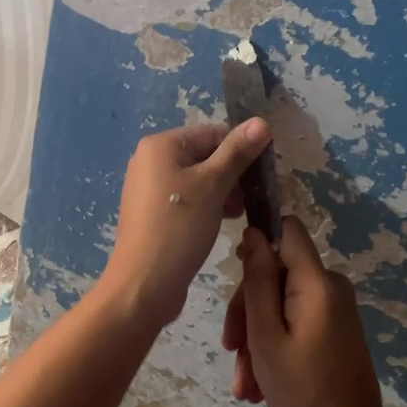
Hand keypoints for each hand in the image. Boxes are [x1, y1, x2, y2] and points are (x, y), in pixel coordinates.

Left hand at [99, 120, 272, 328]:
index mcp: (161, 144)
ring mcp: (149, 187)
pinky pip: (186, 198)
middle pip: (203, 155)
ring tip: (238, 213)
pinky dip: (206, 205)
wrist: (143, 285)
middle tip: (250, 199)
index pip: (212, 134)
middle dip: (231, 174)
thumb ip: (237, 153)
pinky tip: (221, 222)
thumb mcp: (213, 186)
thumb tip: (261, 122)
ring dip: (222, 192)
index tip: (262, 176)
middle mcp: (150, 159)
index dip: (240, 150)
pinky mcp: (152, 212)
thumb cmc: (179, 228)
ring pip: (197, 179)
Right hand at [224, 217, 389, 406]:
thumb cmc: (304, 389)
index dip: (260, 237)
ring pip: (283, 305)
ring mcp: (336, 311)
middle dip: (249, 310)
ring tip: (245, 383)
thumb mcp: (266, 336)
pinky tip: (261, 383)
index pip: (288, 229)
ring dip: (258, 339)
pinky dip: (277, 346)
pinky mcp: (337, 332)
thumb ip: (257, 280)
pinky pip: (298, 323)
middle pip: (278, 274)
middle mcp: (331, 287)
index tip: (236, 264)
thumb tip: (253, 232)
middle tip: (231, 350)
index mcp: (317, 281)